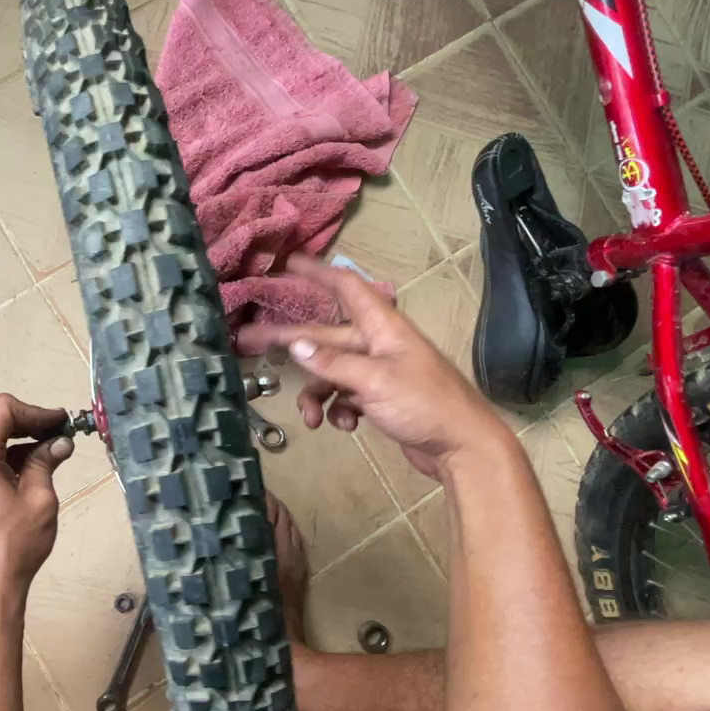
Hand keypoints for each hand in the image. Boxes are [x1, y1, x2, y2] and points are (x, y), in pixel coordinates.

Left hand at [0, 394, 75, 587]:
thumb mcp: (39, 498)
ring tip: (48, 444)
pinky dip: (5, 447)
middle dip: (25, 417)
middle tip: (56, 430)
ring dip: (15, 431)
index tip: (61, 422)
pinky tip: (31, 460)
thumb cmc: (15, 543)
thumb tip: (61, 442)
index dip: (34, 411)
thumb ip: (46, 461)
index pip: (2, 409)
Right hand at [236, 257, 513, 478]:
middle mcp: (378, 344)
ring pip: (330, 372)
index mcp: (382, 327)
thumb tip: (294, 345)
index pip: (346, 287)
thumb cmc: (424, 405)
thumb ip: (332, 364)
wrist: (462, 446)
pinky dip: (337, 410)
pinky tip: (344, 425)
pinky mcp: (379, 397)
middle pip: (324, 335)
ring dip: (317, 394)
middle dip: (290, 342)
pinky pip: (343, 395)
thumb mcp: (374, 382)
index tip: (288, 263)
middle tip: (248, 341)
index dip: (317, 273)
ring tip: (311, 419)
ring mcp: (378, 371)